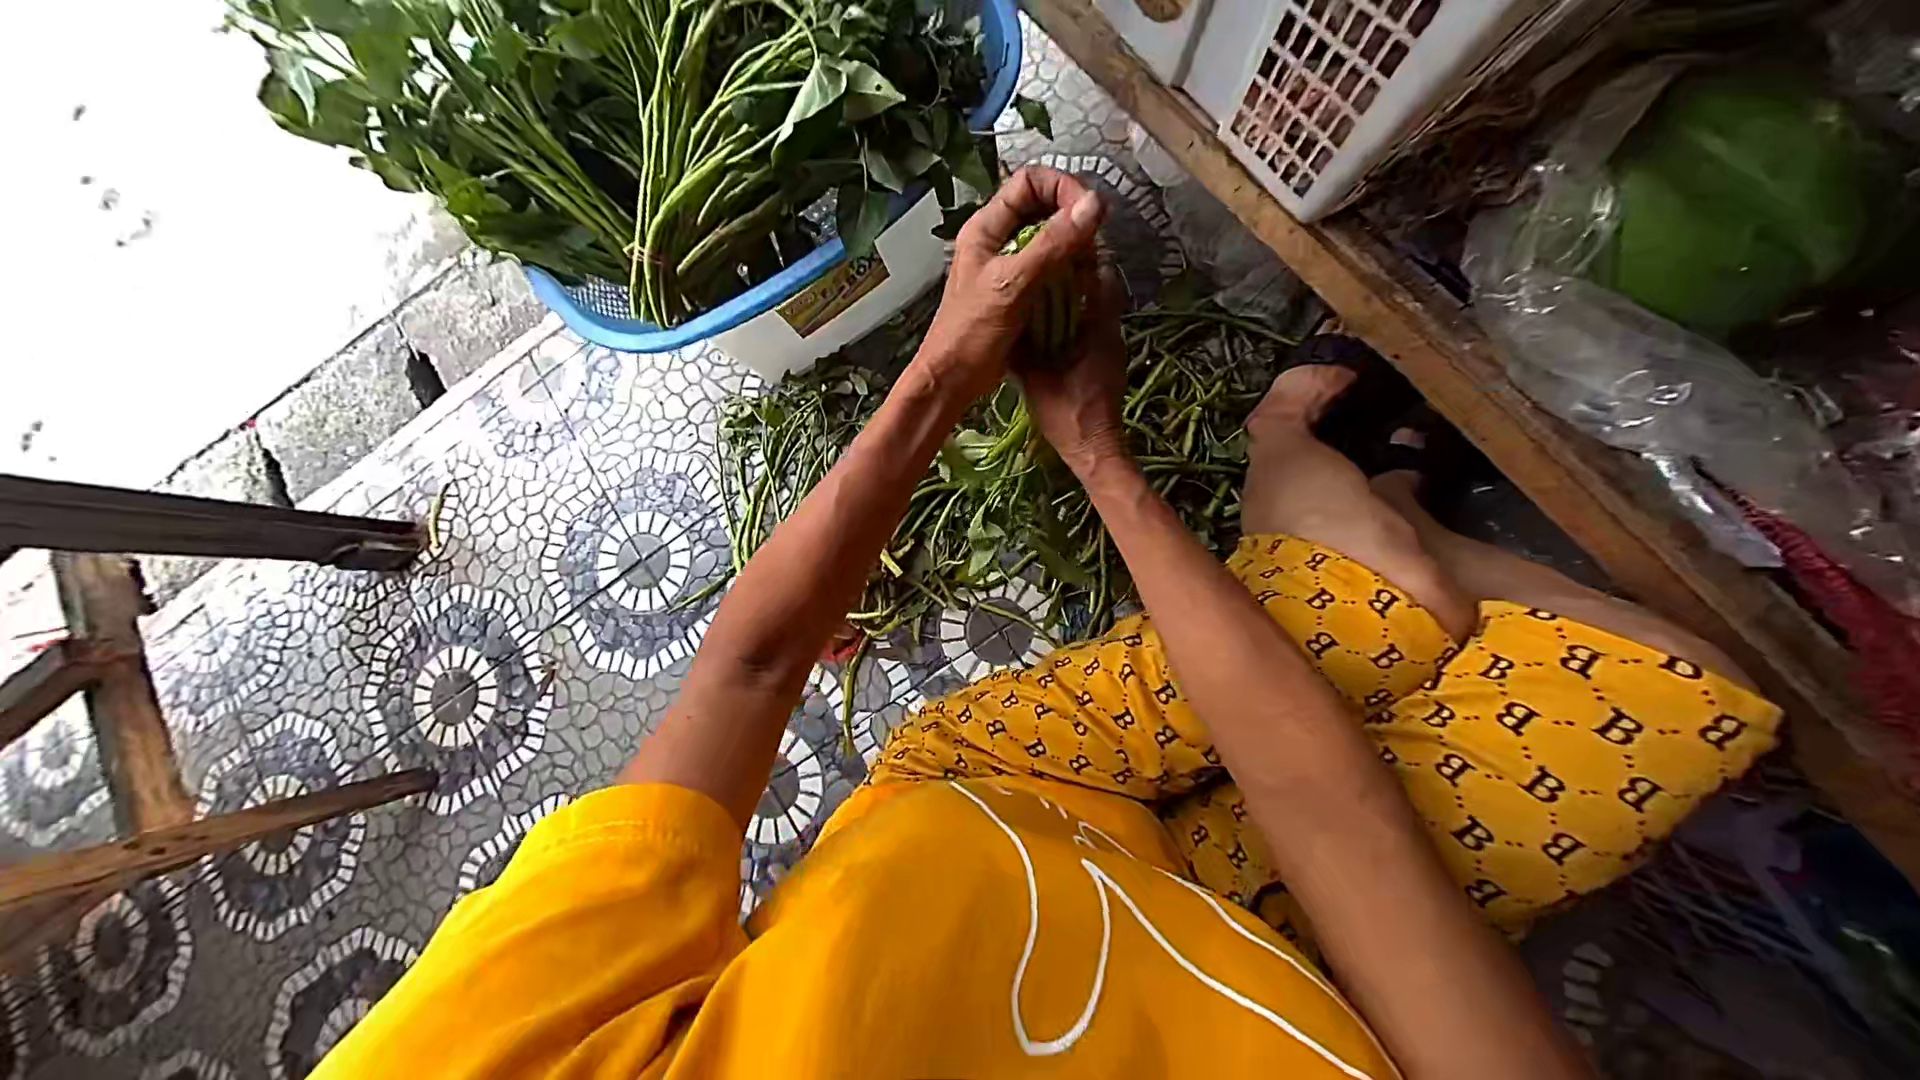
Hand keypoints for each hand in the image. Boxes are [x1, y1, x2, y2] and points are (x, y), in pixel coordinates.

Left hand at [916, 166, 1106, 401]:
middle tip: (1095, 243)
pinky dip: (1068, 275)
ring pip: (1050, 243)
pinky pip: (1050, 273)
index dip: (1062, 188)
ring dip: (1074, 250)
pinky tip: (1080, 288)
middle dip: (1073, 221)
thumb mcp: (1011, 284)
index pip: (1030, 182)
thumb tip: (1094, 206)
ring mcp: (1009, 269)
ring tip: (1089, 268)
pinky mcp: (1019, 295)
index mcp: (986, 227)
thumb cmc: (971, 332)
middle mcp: (998, 241)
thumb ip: (1051, 245)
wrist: (952, 380)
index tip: (1089, 212)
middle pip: (1044, 210)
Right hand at [1015, 263, 1129, 474]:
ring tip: (1042, 298)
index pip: (1099, 277)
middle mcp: (1110, 333)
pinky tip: (1052, 332)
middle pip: (1097, 291)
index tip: (1055, 250)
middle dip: (1074, 277)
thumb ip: (1024, 349)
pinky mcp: (1107, 366)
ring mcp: (1111, 351)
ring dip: (1074, 302)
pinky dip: (1076, 325)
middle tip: (1044, 270)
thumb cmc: (1068, 415)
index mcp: (1098, 329)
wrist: (1094, 450)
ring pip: (1095, 313)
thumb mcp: (1035, 379)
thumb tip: (1007, 323)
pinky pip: (1093, 333)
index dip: (1080, 258)